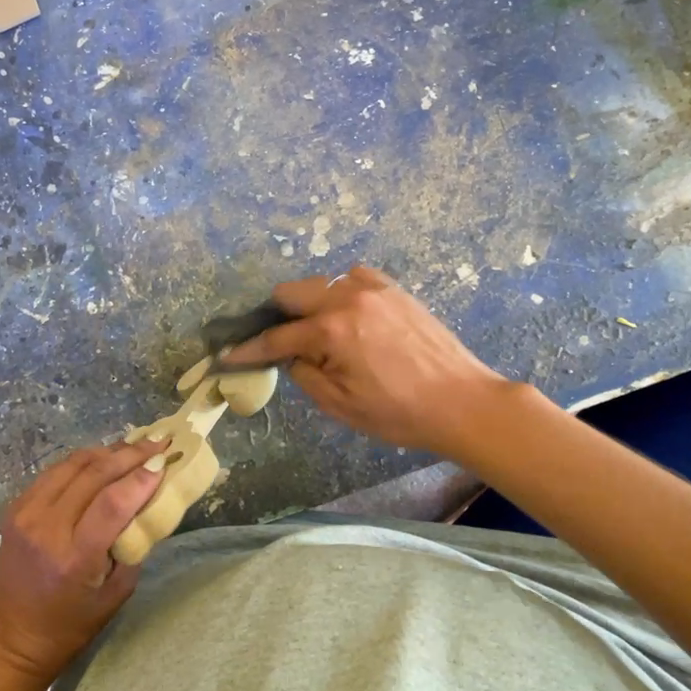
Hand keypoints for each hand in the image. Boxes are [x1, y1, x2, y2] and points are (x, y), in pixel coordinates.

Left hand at [0, 440, 166, 680]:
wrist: (13, 633)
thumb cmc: (71, 624)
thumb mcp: (115, 595)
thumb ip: (132, 547)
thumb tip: (147, 504)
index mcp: (74, 558)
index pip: (112, 503)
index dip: (140, 478)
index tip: (163, 460)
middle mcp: (47, 528)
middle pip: (92, 475)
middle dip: (128, 455)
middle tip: (157, 441)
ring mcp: (26, 513)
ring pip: (71, 465)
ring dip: (106, 451)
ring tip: (134, 445)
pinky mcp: (15, 507)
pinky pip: (54, 473)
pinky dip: (81, 462)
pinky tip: (102, 459)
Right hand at [221, 266, 510, 453]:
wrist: (463, 402)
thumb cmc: (399, 412)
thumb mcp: (339, 404)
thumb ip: (304, 374)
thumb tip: (290, 355)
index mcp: (331, 331)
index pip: (276, 337)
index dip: (249, 349)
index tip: (227, 355)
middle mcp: (347, 299)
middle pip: (291, 293)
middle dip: (276, 316)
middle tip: (278, 342)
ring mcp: (374, 289)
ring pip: (321, 282)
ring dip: (309, 304)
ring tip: (317, 332)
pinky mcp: (395, 290)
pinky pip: (353, 278)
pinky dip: (340, 293)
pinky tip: (347, 315)